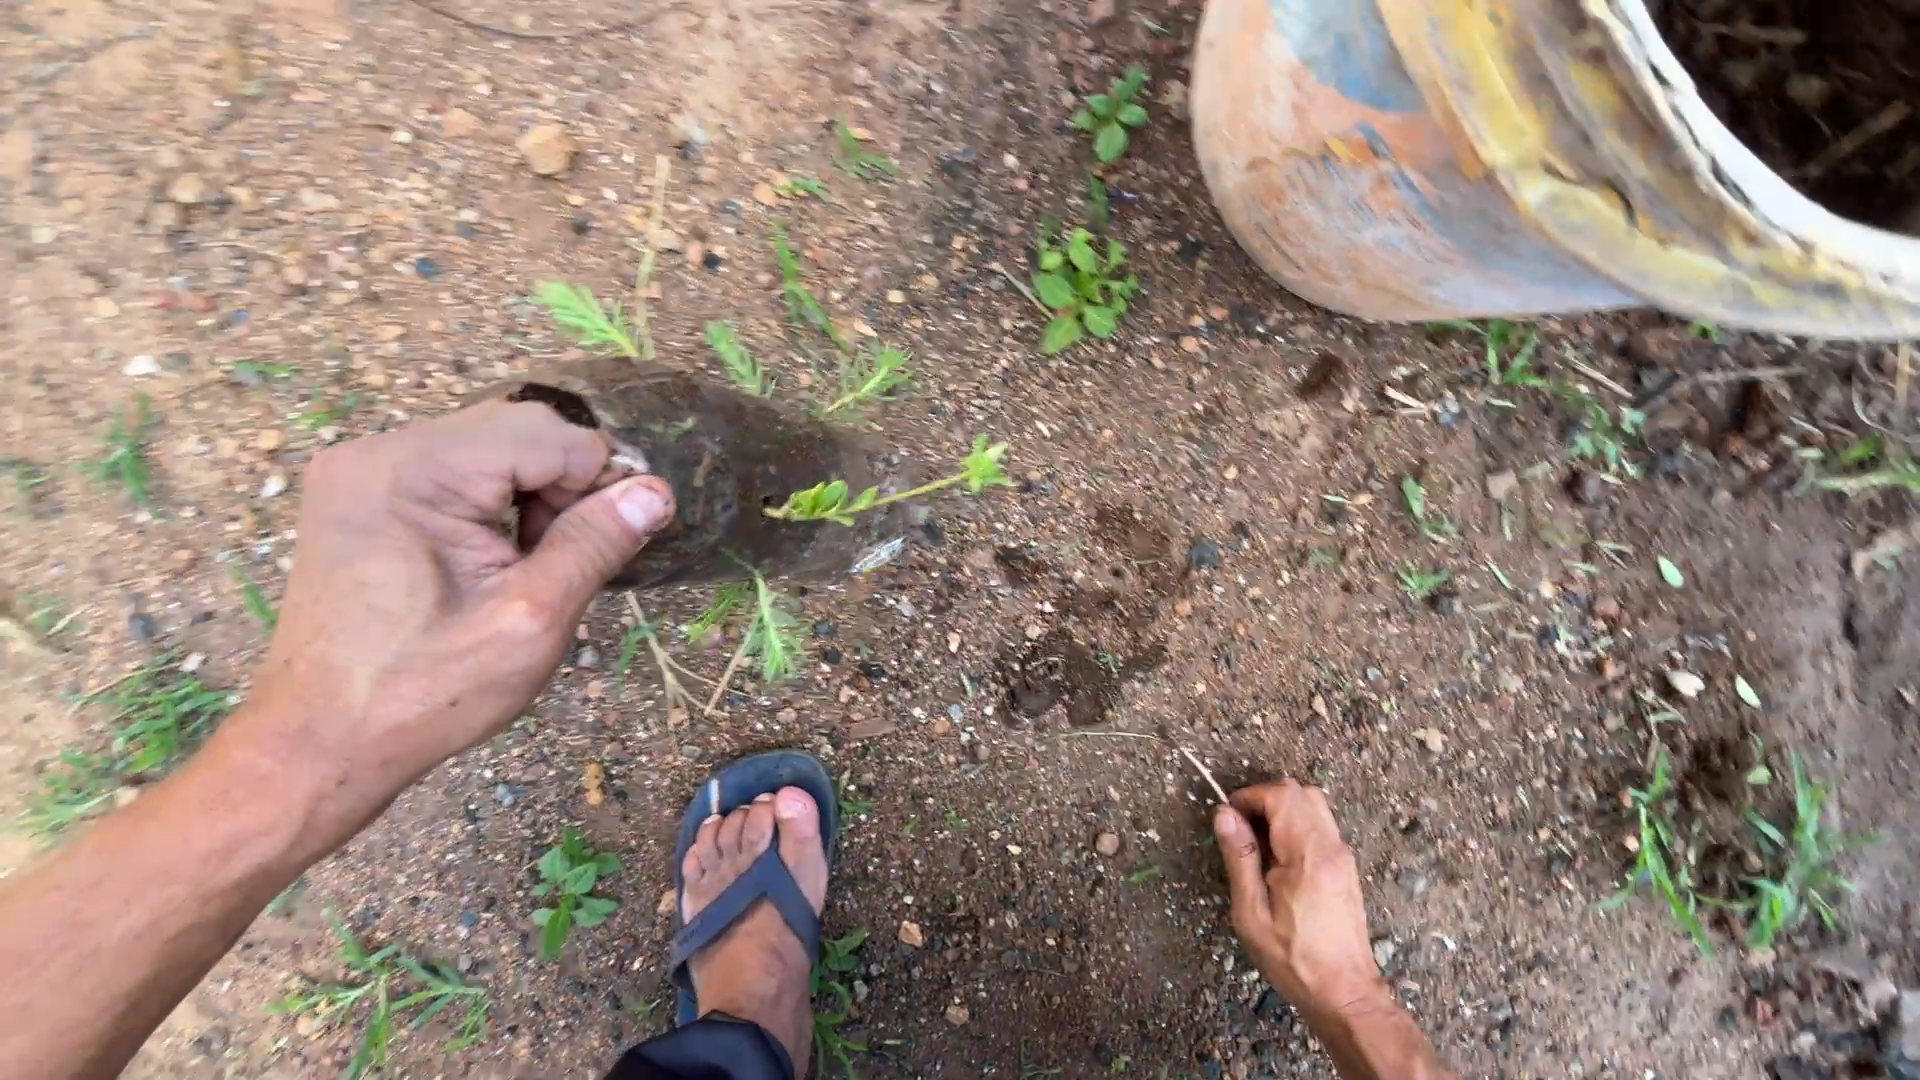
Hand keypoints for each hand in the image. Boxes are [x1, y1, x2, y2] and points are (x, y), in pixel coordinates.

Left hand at [225, 400, 674, 849]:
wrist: (320, 744)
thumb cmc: (428, 690)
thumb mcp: (531, 619)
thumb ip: (595, 544)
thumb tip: (658, 491)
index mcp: (415, 471)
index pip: (550, 436)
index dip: (598, 486)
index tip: (607, 547)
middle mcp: (382, 450)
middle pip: (522, 428)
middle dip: (568, 484)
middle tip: (568, 556)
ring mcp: (366, 468)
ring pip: (498, 444)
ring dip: (538, 492)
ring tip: (534, 559)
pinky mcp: (366, 493)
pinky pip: (463, 467)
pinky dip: (502, 499)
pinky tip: (499, 552)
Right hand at [1213, 780, 1385, 1018]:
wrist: (1346, 995)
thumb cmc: (1293, 959)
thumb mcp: (1252, 912)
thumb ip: (1239, 857)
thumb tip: (1223, 813)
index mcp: (1308, 856)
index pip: (1281, 795)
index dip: (1249, 797)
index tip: (1229, 820)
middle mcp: (1331, 847)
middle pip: (1299, 792)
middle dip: (1264, 799)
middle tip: (1242, 830)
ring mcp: (1343, 856)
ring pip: (1312, 804)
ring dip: (1280, 810)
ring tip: (1258, 844)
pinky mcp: (1345, 866)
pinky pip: (1319, 824)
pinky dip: (1294, 824)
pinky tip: (1278, 858)